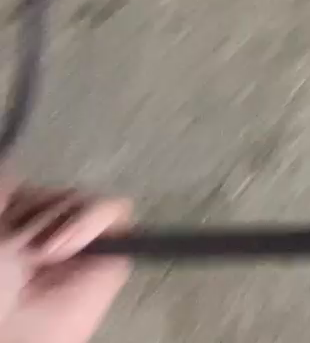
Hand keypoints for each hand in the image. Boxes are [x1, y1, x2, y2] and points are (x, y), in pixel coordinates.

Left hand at [0, 182, 131, 342]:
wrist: (9, 330)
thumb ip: (3, 195)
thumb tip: (13, 165)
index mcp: (8, 228)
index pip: (22, 187)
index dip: (18, 192)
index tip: (10, 201)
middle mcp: (39, 231)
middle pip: (52, 191)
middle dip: (35, 209)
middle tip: (20, 241)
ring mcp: (78, 237)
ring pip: (82, 196)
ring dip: (59, 220)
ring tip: (41, 254)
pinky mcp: (113, 244)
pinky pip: (116, 209)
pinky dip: (92, 220)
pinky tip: (65, 248)